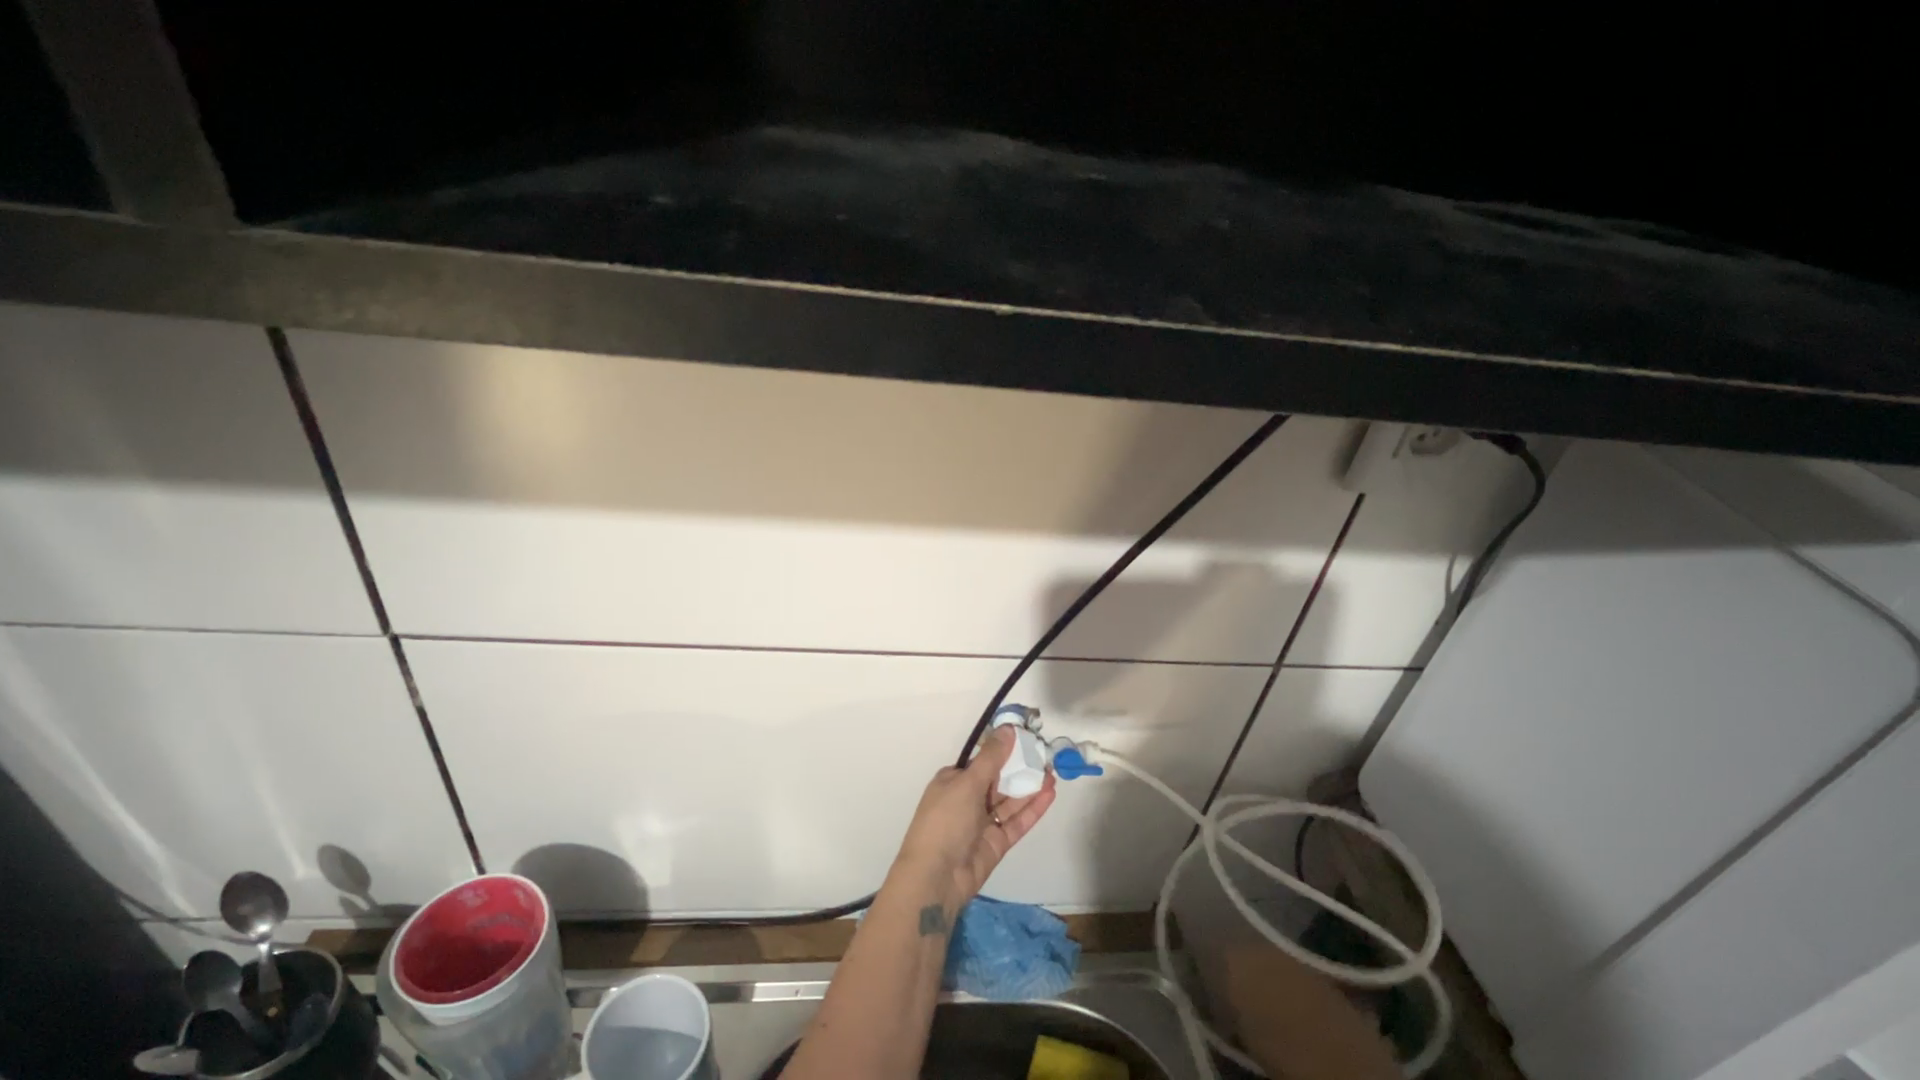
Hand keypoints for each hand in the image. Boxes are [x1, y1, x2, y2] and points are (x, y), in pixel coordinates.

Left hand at [894, 726, 1057, 899]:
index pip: (983, 761)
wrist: (936, 876)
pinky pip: (1017, 821)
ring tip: (1054, 773)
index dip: (1004, 750)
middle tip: (1047, 756)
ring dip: (1030, 787)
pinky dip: (1033, 808)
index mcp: (954, 781)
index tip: (1028, 739)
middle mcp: (968, 799)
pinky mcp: (997, 842)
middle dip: (1021, 769)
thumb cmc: (945, 822)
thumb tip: (1007, 728)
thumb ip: (991, 757)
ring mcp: (983, 822)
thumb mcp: (966, 783)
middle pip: (999, 780)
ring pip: (1011, 801)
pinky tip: (1050, 794)